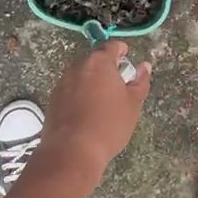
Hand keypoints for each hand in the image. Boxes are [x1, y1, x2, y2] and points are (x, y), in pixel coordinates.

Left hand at [39, 40, 151, 183]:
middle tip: (118, 87)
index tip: (128, 62)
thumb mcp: (133, 104)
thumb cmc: (108, 125)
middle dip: (107, 69)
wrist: (72, 152)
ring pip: (82, 76)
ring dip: (92, 83)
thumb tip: (144, 66)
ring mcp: (62, 83)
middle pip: (95, 60)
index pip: (112, 46)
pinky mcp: (53, 100)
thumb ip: (140, 82)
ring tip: (102, 103)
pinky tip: (86, 114)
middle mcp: (78, 67)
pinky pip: (71, 91)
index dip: (122, 51)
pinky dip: (80, 96)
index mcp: (99, 62)